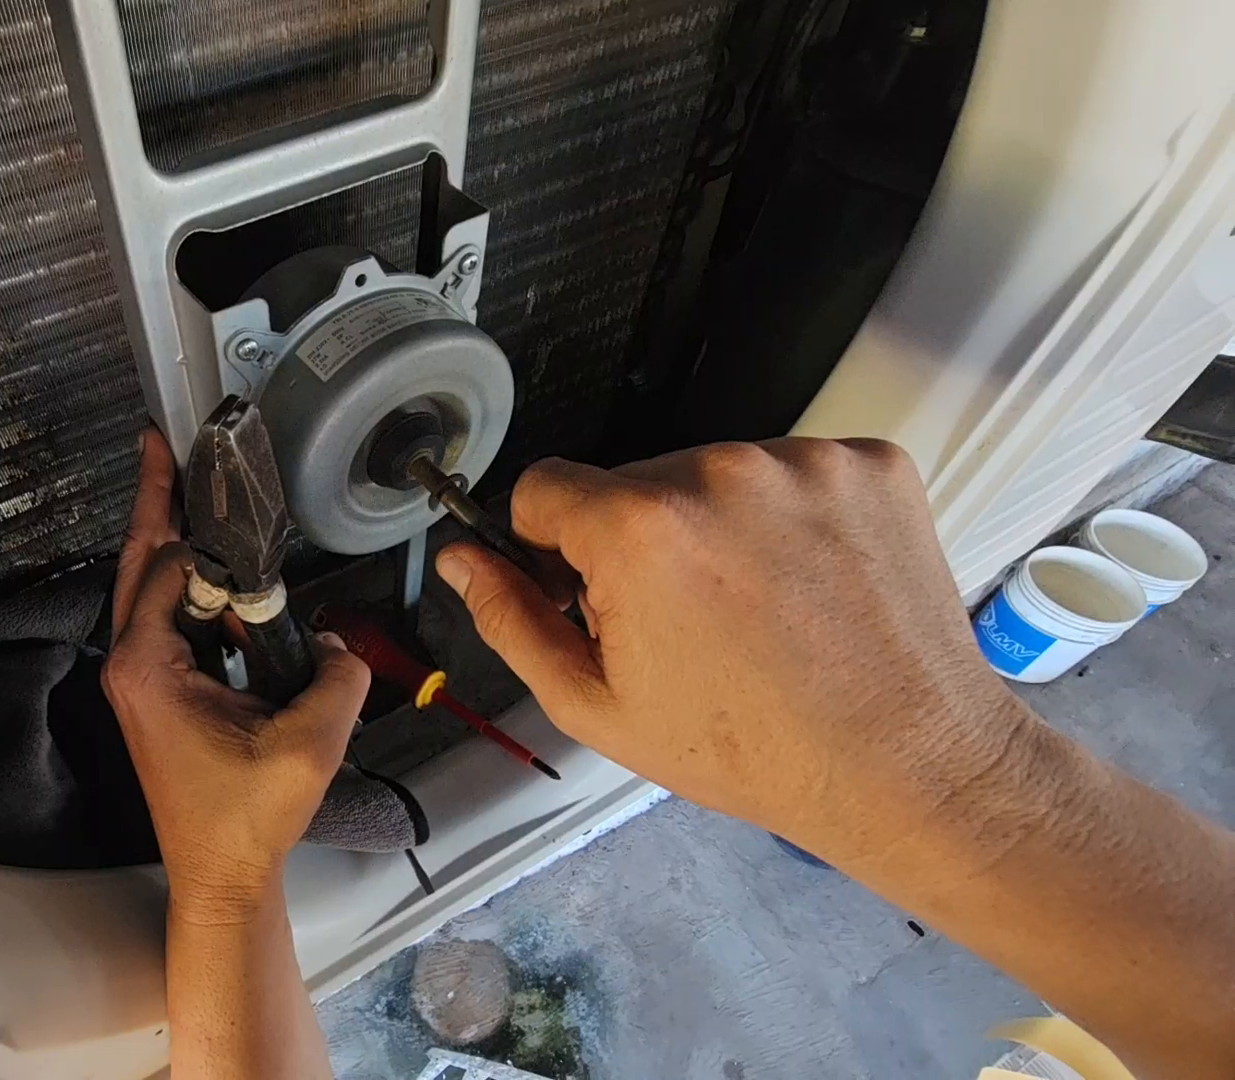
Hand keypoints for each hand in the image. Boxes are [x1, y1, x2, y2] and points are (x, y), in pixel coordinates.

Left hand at [102, 429, 369, 921]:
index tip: (200, 463)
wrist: (221, 873)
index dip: (194, 523)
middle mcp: (132, 663)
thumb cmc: (250, 817)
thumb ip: (338, 676)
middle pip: (140, 564)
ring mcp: (141, 677)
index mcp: (148, 667)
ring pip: (151, 589)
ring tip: (191, 486)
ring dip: (172, 539)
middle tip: (161, 442)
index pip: (167, 570)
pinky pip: (169, 618)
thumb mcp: (308, 744)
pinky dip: (190, 583)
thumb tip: (339, 638)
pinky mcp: (157, 690)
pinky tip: (218, 564)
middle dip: (153, 501)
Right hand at [435, 438, 1028, 855]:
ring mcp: (801, 460)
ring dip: (696, 524)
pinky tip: (795, 576)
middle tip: (671, 614)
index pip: (541, 485)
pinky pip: (774, 467)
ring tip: (741, 601)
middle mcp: (715, 471)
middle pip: (620, 481)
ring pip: (696, 473)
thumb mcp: (589, 701)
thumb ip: (507, 617)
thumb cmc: (740, 746)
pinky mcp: (866, 461)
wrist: (911, 770)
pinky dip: (770, 512)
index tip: (584, 588)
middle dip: (623, 538)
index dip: (547, 541)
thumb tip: (460, 558)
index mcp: (637, 530)